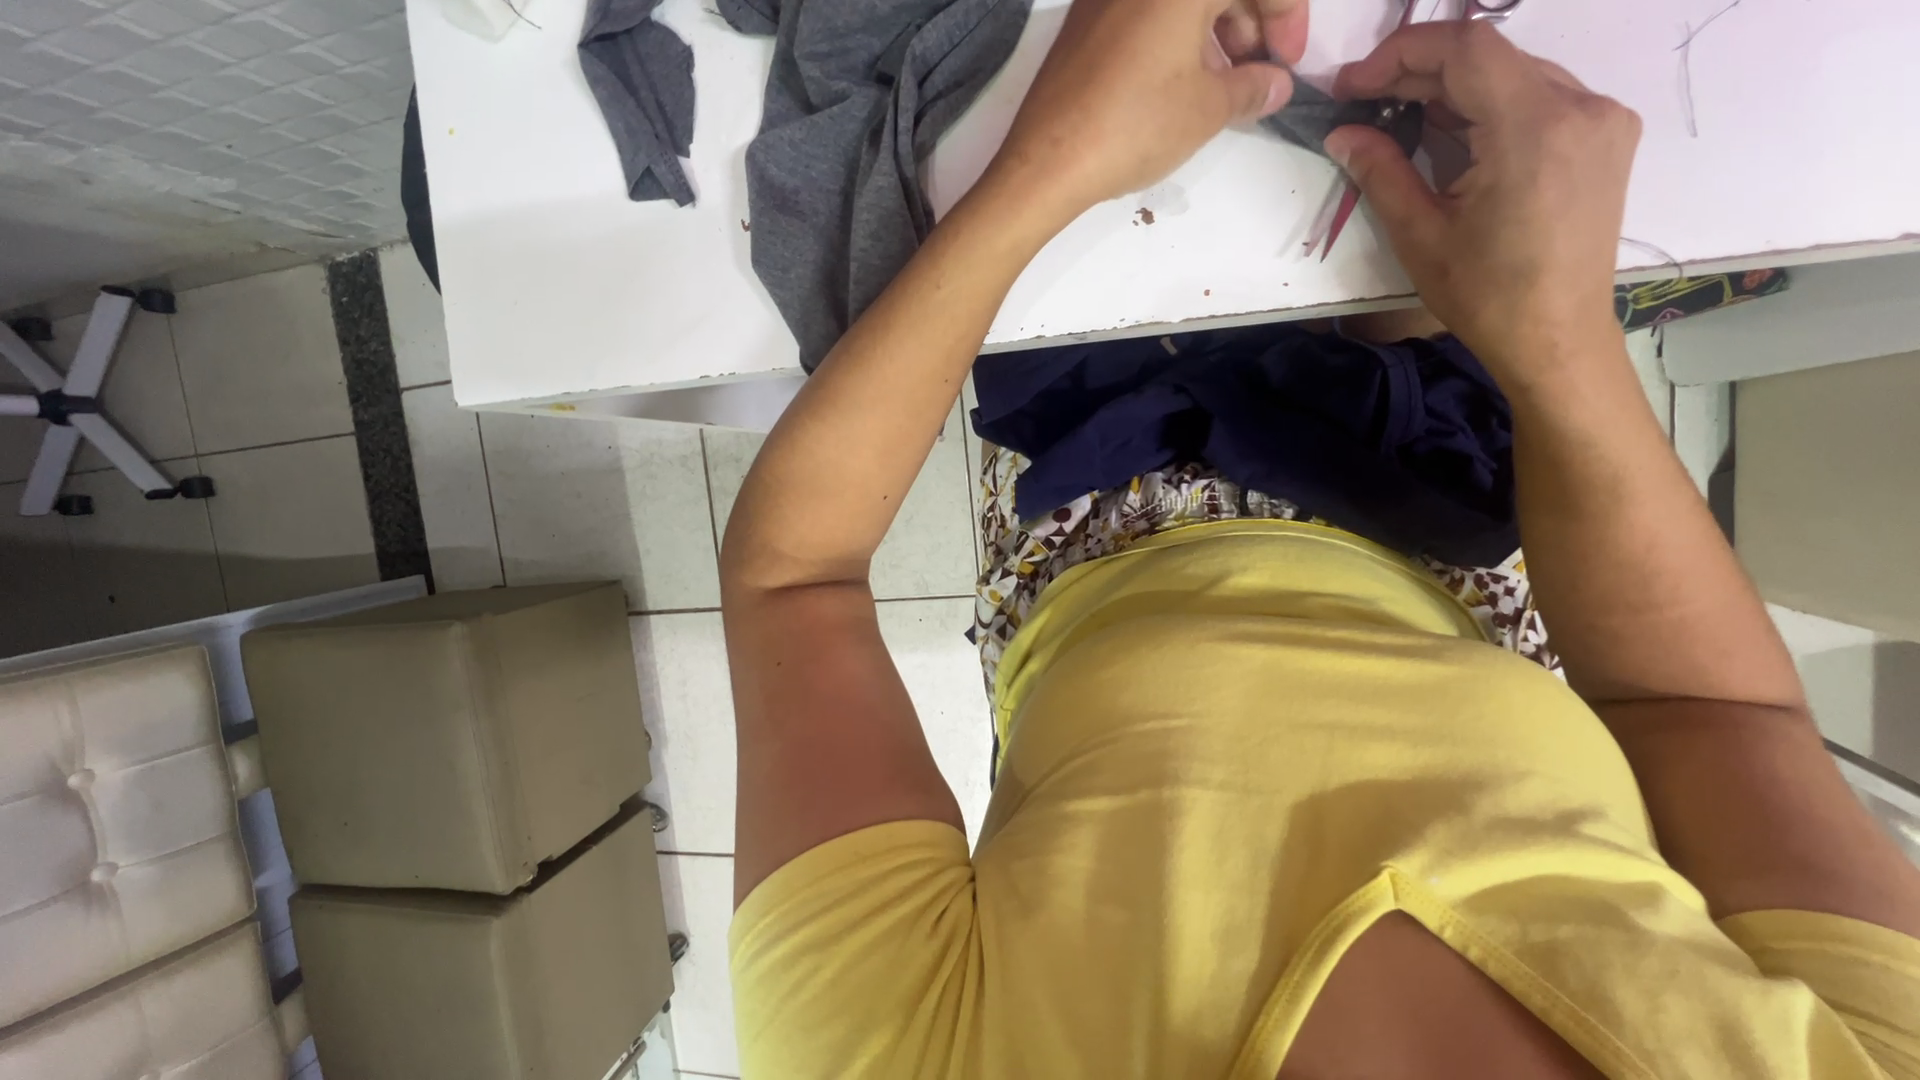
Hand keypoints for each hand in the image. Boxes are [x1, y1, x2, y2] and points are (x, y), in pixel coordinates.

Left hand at [979, 0, 1304, 226]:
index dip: (1288, 18)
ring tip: (1217, 85)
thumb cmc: (1132, 128)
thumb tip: (1274, 84)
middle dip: (1248, 21)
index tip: (1287, 65)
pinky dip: (1172, 35)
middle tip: (1254, 75)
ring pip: (1179, 0)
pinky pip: (1143, 12)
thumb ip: (1250, 88)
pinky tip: (1175, 82)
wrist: (1045, 164)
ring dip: (1211, 30)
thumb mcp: (1205, 110)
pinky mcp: (1083, 21)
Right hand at [1326, 22, 1640, 389]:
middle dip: (1420, 71)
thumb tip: (1342, 133)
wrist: (1554, 335)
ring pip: (1515, 72)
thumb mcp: (1420, 234)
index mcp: (1533, 129)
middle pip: (1491, 55)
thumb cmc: (1484, 296)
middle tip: (1363, 102)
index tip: (1353, 83)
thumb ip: (1382, 171)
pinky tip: (1453, 132)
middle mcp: (1581, 106)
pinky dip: (1489, 104)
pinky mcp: (1605, 135)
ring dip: (1453, 87)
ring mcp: (1601, 118)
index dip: (1402, 52)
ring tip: (1400, 117)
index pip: (1467, 48)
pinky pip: (1540, 95)